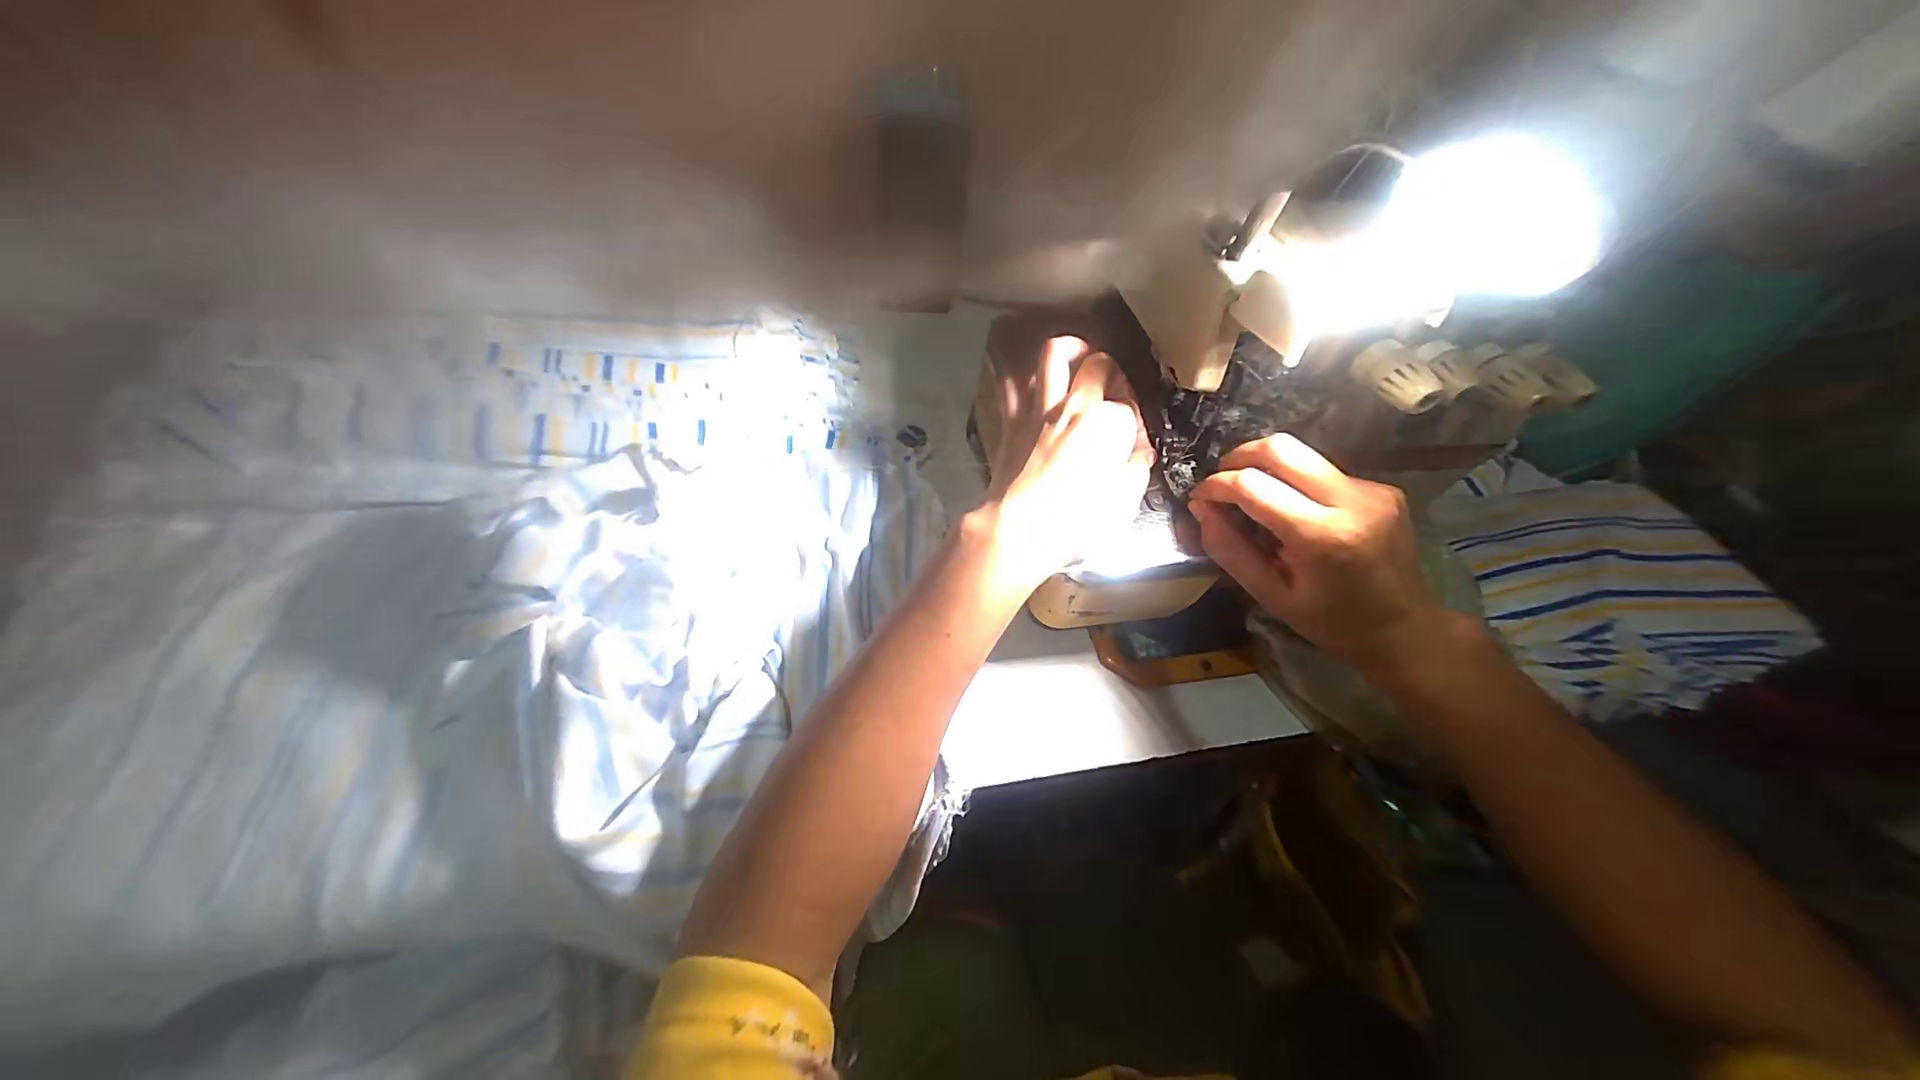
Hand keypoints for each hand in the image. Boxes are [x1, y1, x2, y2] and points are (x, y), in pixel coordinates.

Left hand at [980, 335, 1153, 586]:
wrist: (1015, 531)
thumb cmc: (1074, 524)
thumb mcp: (1123, 504)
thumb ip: (1135, 469)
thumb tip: (1137, 453)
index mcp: (1106, 425)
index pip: (1128, 408)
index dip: (1134, 423)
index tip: (1132, 443)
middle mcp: (1072, 407)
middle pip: (1097, 364)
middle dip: (1111, 370)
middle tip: (1112, 387)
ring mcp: (1037, 410)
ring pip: (1052, 354)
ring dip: (1070, 349)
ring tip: (1078, 357)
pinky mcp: (1010, 421)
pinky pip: (1012, 383)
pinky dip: (1023, 374)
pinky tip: (1030, 378)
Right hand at [1187, 433, 1454, 674]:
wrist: (1407, 630)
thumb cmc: (1332, 623)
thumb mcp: (1270, 595)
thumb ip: (1229, 549)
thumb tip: (1201, 508)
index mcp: (1321, 536)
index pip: (1253, 485)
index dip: (1217, 485)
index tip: (1199, 497)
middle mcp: (1351, 500)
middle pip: (1281, 449)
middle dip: (1239, 457)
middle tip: (1220, 481)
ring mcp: (1372, 490)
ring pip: (1302, 456)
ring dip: (1267, 469)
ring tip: (1251, 499)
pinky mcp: (1381, 488)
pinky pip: (1323, 472)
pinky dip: (1295, 484)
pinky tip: (1293, 513)